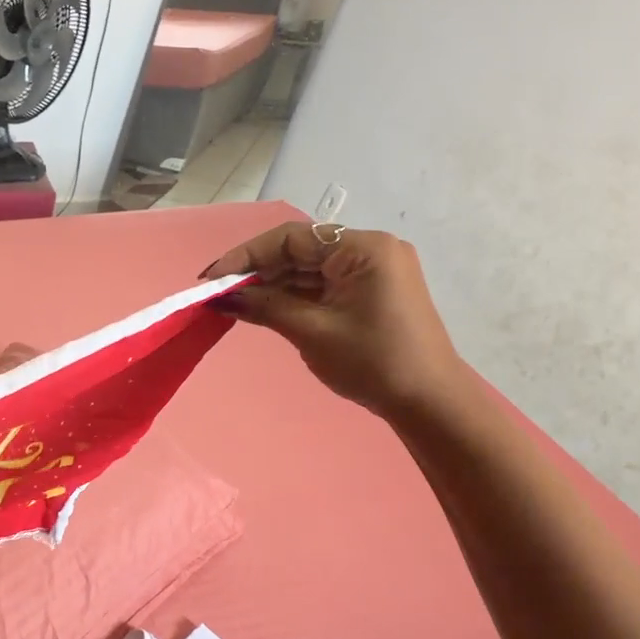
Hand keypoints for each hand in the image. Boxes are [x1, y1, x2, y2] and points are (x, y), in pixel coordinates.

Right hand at [201, 222, 466, 417]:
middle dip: (256, 270)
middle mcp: (369, 251)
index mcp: (364, 249)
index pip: (292, 238)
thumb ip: (264, 306)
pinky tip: (258, 308)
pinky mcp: (368, 293)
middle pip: (299, 250)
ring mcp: (371, 272)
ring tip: (230, 302)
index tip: (211, 278)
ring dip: (269, 284)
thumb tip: (220, 297)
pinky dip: (289, 296)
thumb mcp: (311, 331)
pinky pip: (320, 285)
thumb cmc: (372, 361)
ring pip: (307, 269)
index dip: (246, 255)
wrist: (427, 400)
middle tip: (215, 293)